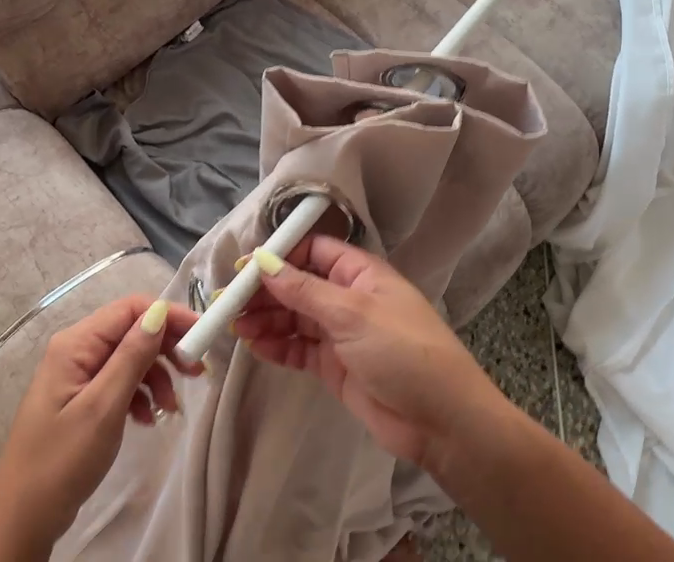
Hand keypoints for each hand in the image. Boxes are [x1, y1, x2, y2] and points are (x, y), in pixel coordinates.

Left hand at [0, 295, 201, 559]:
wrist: (23, 515)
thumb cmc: (62, 459)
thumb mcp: (103, 407)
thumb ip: (131, 357)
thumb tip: (158, 313)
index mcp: (76, 343)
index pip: (130, 308)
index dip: (168, 316)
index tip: (202, 337)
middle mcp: (75, 349)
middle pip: (131, 331)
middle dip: (166, 348)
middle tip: (196, 373)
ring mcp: (77, 374)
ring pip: (128, 357)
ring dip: (155, 376)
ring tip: (170, 408)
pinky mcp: (81, 399)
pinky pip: (118, 382)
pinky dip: (139, 395)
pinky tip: (147, 419)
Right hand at [233, 236, 500, 467]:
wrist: (443, 422)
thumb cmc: (404, 352)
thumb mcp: (352, 314)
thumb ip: (304, 290)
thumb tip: (263, 261)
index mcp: (360, 274)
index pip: (313, 251)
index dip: (279, 256)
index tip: (245, 268)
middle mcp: (348, 298)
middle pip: (298, 285)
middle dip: (265, 292)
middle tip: (230, 304)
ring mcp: (342, 334)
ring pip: (295, 318)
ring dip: (266, 320)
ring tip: (237, 329)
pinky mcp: (336, 366)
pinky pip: (299, 349)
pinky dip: (278, 346)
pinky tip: (256, 347)